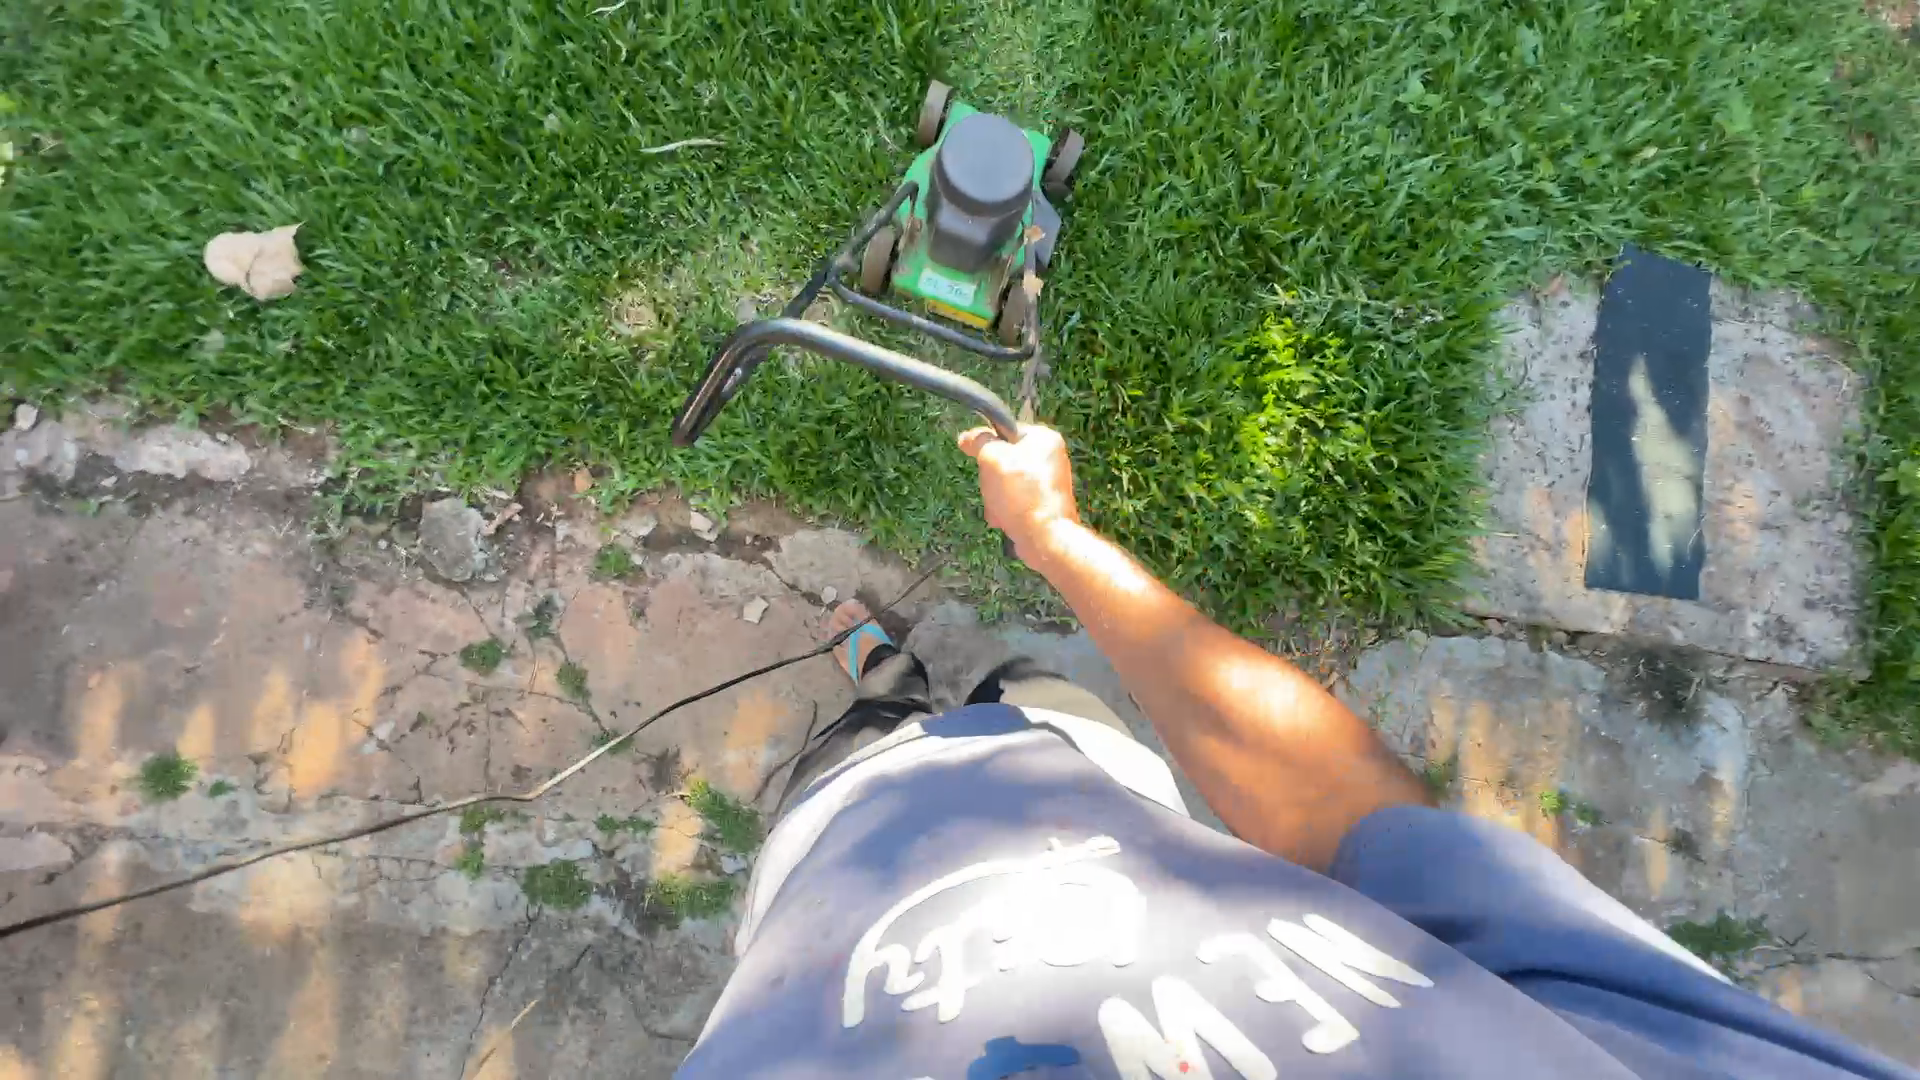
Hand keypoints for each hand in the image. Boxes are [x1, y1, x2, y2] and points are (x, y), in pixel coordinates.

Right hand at [957, 424, 1079, 555]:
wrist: (1045, 537)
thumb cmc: (1021, 493)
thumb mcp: (993, 458)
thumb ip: (980, 442)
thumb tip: (967, 437)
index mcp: (1044, 439)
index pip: (1005, 430)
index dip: (987, 444)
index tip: (976, 456)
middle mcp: (1049, 458)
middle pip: (1003, 459)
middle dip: (990, 478)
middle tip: (992, 489)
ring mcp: (1046, 483)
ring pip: (1004, 482)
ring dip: (994, 497)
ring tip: (999, 509)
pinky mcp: (1042, 504)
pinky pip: (1014, 500)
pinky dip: (1004, 509)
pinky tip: (1004, 520)